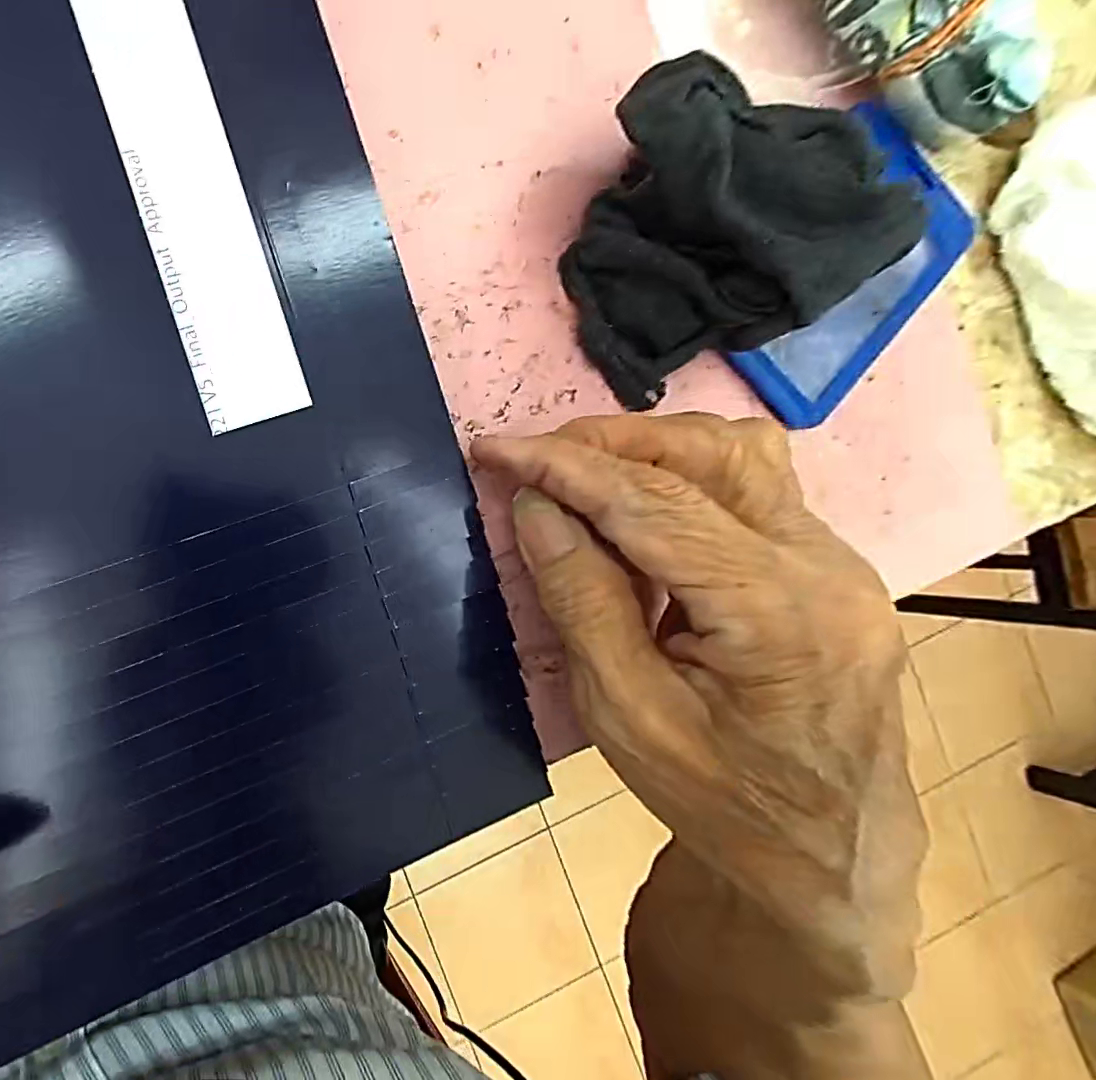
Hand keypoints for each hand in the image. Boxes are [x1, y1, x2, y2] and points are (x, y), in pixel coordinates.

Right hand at [473, 414, 924, 996]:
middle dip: (606, 442)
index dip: (563, 466)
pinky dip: (668, 477)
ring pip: (737, 456)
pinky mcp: (818, 567)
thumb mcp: (621, 706)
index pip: (652, 503)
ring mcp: (831, 561)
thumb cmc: (711, 790)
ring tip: (571, 474)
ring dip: (642, 449)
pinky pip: (742, 489)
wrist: (819, 846)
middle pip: (711, 454)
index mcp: (773, 610)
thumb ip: (581, 597)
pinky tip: (623, 509)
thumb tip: (539, 507)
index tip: (493, 449)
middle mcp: (821, 566)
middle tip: (529, 460)